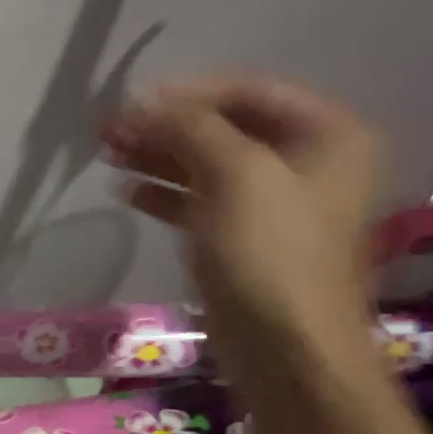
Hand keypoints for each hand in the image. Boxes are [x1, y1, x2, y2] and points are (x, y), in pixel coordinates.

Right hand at [103, 74, 380, 380]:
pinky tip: (126, 192)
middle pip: (224, 126)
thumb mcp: (236, 175)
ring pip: (205, 163)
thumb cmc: (268, 253)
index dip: (187, 93)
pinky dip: (163, 192)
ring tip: (107, 155)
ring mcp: (272, 201)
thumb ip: (192, 129)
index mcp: (325, 134)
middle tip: (106, 131)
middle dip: (165, 125)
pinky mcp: (241, 237)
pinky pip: (198, 199)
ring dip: (156, 156)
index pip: (249, 91)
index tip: (128, 103)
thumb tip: (146, 101)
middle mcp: (304, 160)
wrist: (283, 342)